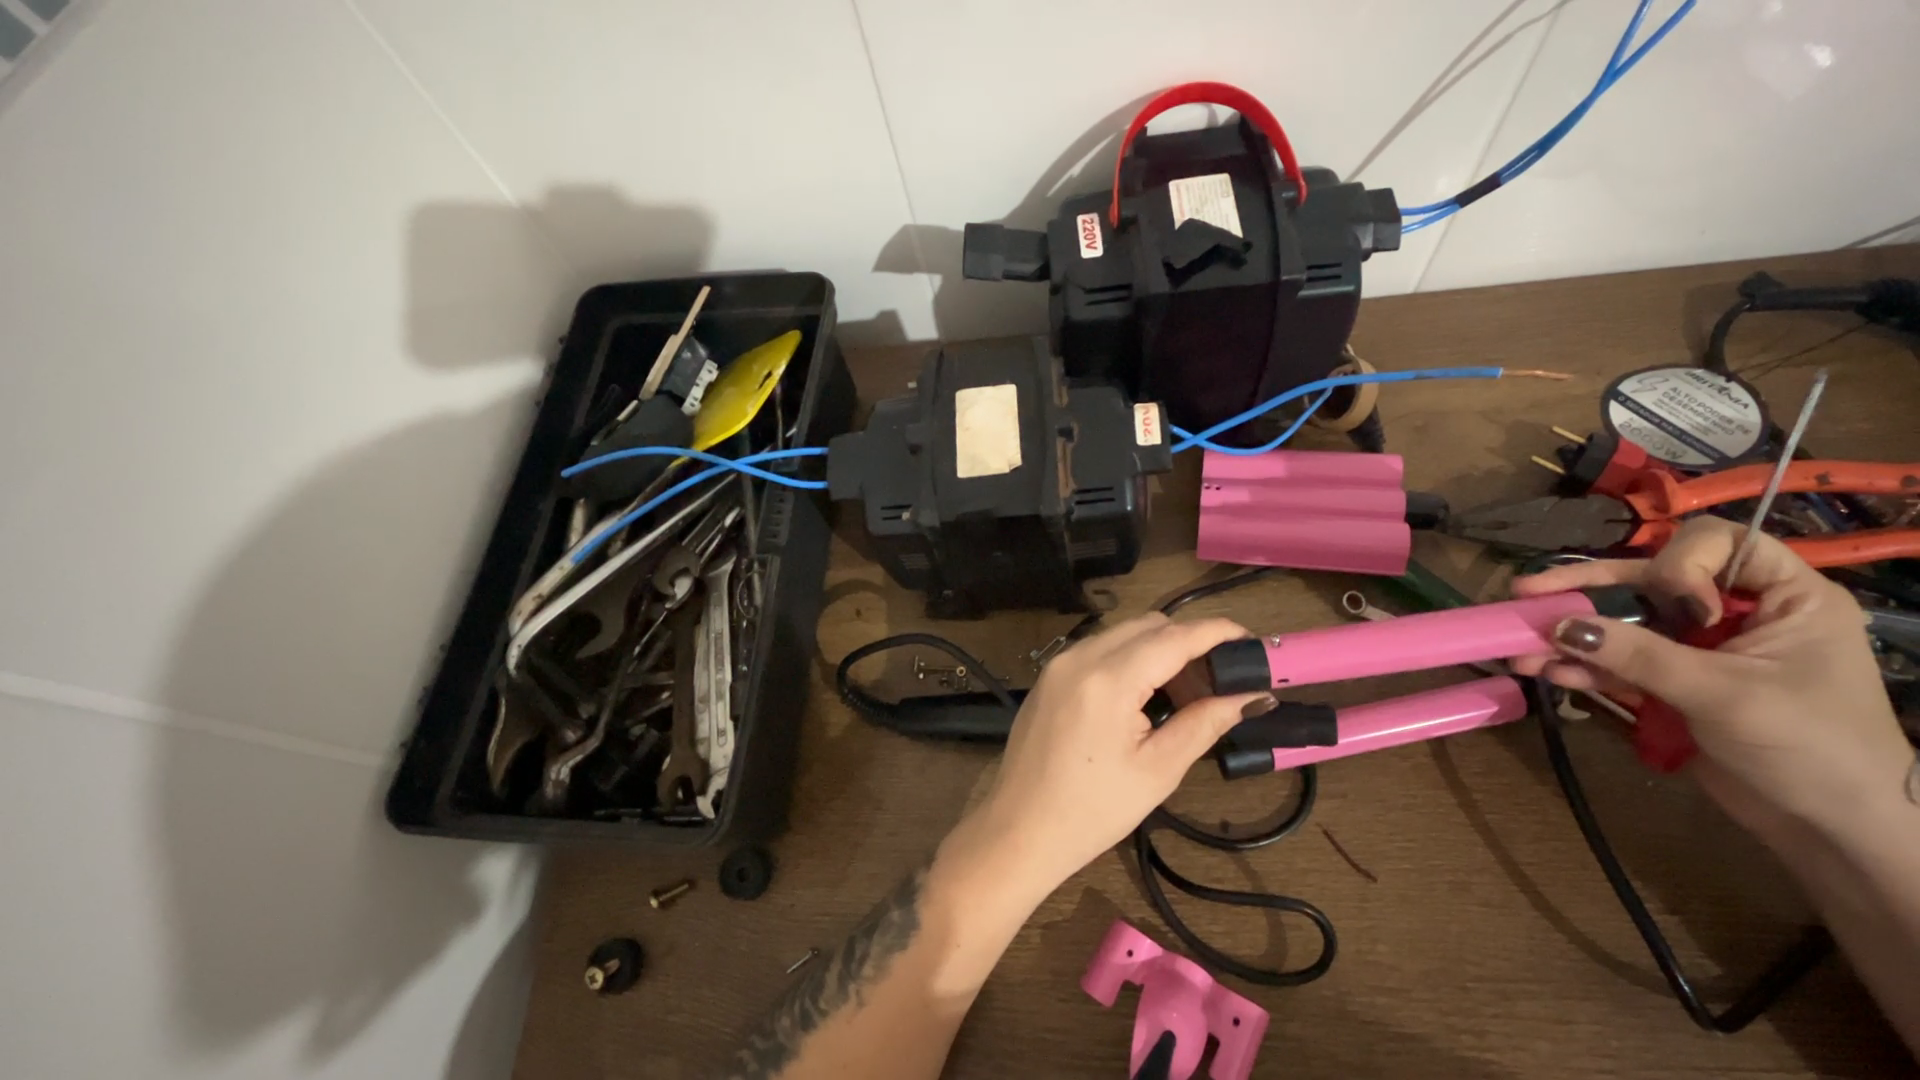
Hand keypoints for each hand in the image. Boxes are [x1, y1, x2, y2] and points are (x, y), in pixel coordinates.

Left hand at [954, 614, 1273, 900]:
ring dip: (1160, 649)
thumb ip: (1205, 722)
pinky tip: (1147, 695)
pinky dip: (1130, 659)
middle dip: (1190, 641)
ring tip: (1188, 692)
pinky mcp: (1049, 676)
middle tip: (1222, 679)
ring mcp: (1059, 664)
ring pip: (1123, 634)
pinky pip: (1099, 649)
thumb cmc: (1093, 811)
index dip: (1218, 632)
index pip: (1175, 637)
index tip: (1252, 642)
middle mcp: (1080, 657)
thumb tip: (1253, 696)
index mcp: (1108, 679)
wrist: (1019, 831)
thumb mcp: (1158, 770)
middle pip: (1148, 625)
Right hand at [1511, 517, 1908, 837]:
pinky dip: (1584, 666)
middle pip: (1652, 579)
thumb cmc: (1807, 746)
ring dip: (1574, 635)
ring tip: (1521, 649)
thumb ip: (1639, 656)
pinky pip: (1620, 661)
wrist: (1829, 828)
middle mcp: (1739, 612)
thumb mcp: (1723, 694)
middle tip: (1527, 592)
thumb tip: (1558, 626)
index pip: (1720, 542)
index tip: (1679, 608)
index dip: (1682, 564)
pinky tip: (1549, 673)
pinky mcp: (1675, 682)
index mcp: (1786, 597)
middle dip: (1589, 590)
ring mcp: (1703, 648)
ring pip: (1626, 622)